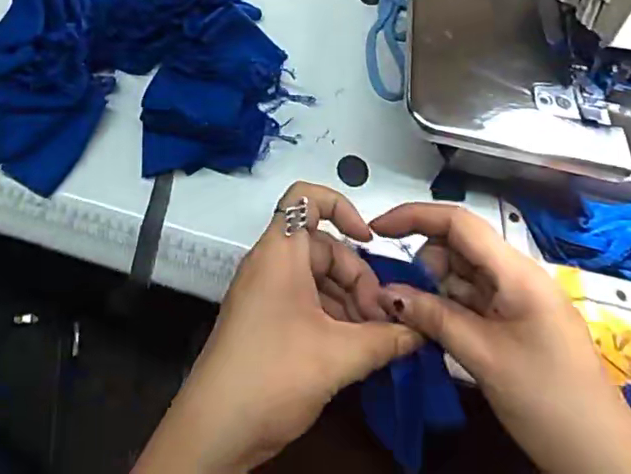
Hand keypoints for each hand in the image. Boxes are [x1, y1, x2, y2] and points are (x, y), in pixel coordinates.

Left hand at [135, 184, 421, 472]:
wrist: (212, 434)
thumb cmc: (270, 376)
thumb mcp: (336, 357)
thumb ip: (384, 340)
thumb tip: (418, 331)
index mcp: (280, 252)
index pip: (305, 197)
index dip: (341, 206)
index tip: (367, 240)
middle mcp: (270, 264)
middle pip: (324, 247)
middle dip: (358, 277)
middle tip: (383, 318)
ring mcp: (266, 293)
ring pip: (318, 278)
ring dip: (350, 302)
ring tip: (376, 340)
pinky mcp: (265, 321)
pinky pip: (307, 302)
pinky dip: (333, 318)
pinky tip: (356, 350)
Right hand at [370, 203, 630, 473]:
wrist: (601, 458)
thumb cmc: (549, 401)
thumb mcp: (484, 357)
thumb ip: (435, 318)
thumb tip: (389, 293)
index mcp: (516, 271)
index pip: (459, 222)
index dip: (415, 216)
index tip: (379, 227)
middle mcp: (517, 275)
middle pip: (458, 247)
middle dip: (423, 263)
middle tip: (396, 298)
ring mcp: (518, 299)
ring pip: (463, 274)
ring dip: (433, 289)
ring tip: (411, 319)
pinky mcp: (517, 322)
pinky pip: (474, 300)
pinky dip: (449, 308)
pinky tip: (431, 328)